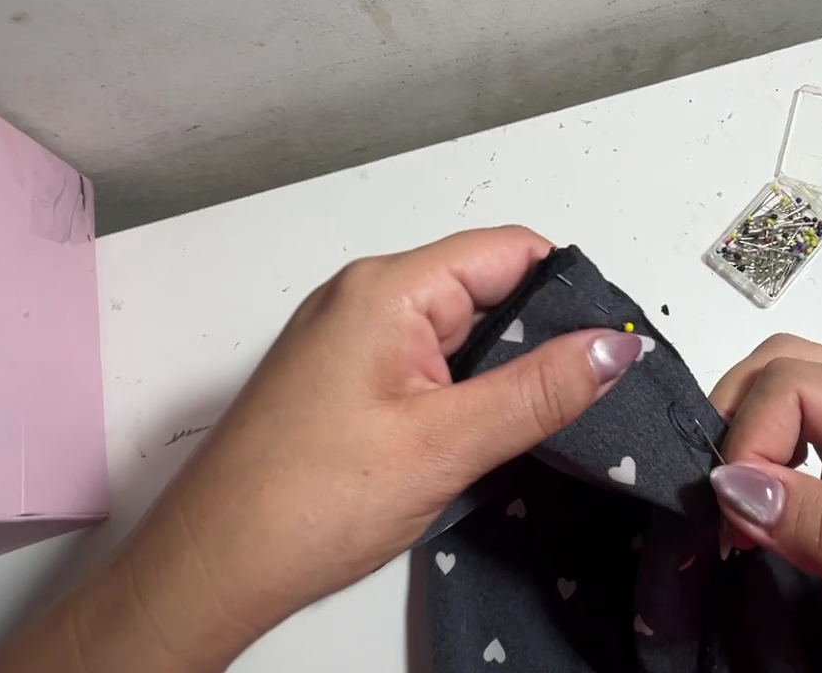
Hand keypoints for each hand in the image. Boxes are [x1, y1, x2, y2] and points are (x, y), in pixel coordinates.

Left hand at [0, 227, 644, 672]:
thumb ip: (539, 390)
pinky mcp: (344, 369)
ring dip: (498, 362)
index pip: (504, 250)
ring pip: (456, 323)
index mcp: (387, 287)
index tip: (608, 337)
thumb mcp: (445, 444)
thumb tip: (614, 346)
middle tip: (585, 387)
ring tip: (539, 412)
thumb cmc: (310, 501)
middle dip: (536, 330)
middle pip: (481, 284)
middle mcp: (365, 294)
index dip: (564, 285)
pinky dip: (462, 380)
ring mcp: (350, 331)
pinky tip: (480, 423)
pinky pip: (424, 353)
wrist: (207, 571)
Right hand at [704, 335, 821, 672]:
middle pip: (790, 366)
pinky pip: (795, 446)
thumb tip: (733, 484)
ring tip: (730, 511)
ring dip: (743, 440)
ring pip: (786, 398)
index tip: (730, 512)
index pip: (807, 383)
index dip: (753, 432)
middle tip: (717, 499)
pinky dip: (759, 470)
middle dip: (737, 417)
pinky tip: (757, 517)